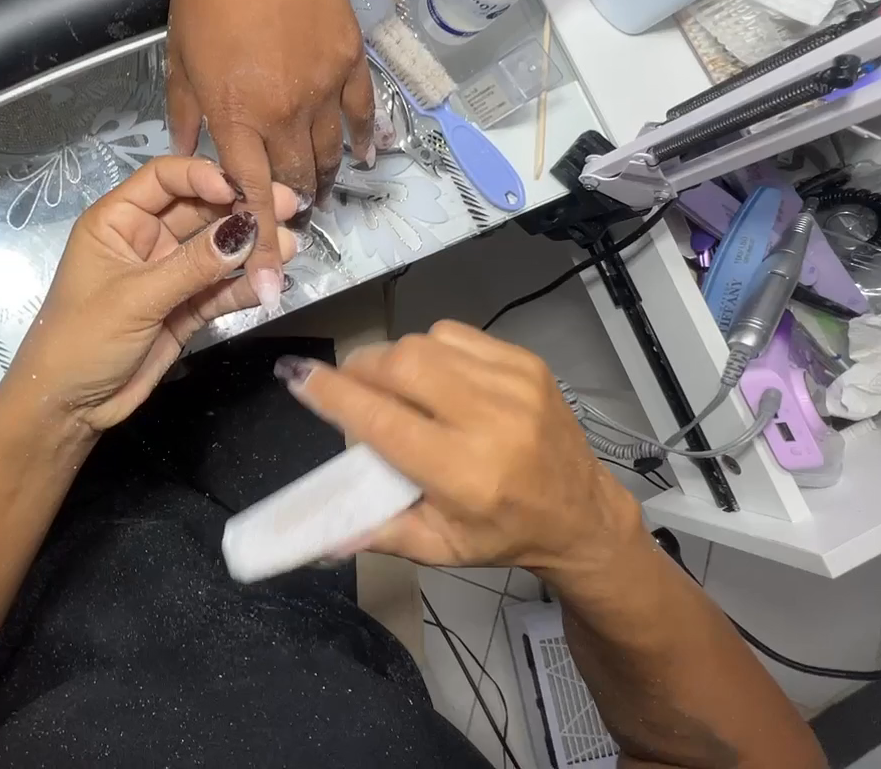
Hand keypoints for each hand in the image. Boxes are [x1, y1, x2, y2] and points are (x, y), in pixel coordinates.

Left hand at [7, 157, 298, 431]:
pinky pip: (220, 288)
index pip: (163, 178)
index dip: (202, 176)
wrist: (69, 408)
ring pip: (216, 249)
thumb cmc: (82, 340)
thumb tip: (246, 230)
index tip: (239, 189)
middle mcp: (145, 238)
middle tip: (289, 207)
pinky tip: (273, 282)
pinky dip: (245, 285)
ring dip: (251, 248)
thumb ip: (192, 265)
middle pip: (199, 210)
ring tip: (289, 247)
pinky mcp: (185, 307)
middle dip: (241, 209)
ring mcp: (168, 273)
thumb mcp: (135, 297)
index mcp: (117, 221)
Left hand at [167, 0, 374, 311]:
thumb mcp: (180, 55)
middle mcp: (284, 113)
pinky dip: (361, 142)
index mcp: (235, 115)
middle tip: (284, 221)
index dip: (257, 242)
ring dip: (320, 181)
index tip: (266, 280)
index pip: (250, 196)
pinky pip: (362, 115)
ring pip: (329, 155)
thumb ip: (188, 111)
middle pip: (294, 182)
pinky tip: (360, 158)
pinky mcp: (352, 61)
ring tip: (314, 195)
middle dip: (288, 210)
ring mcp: (325, 88)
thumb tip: (193, 150)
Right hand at [273, 321, 642, 577]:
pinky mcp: (525, 362)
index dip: (332, 393)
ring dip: (393, 358)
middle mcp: (491, 422)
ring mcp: (513, 385)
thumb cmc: (501, 533)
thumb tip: (317, 534)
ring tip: (394, 385)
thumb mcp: (437, 547)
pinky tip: (434, 376)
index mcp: (465, 474)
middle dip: (360, 368)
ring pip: (422, 343)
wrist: (583, 515)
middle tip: (348, 384)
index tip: (296, 376)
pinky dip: (429, 348)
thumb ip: (374, 532)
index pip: (382, 420)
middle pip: (399, 365)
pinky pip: (452, 333)